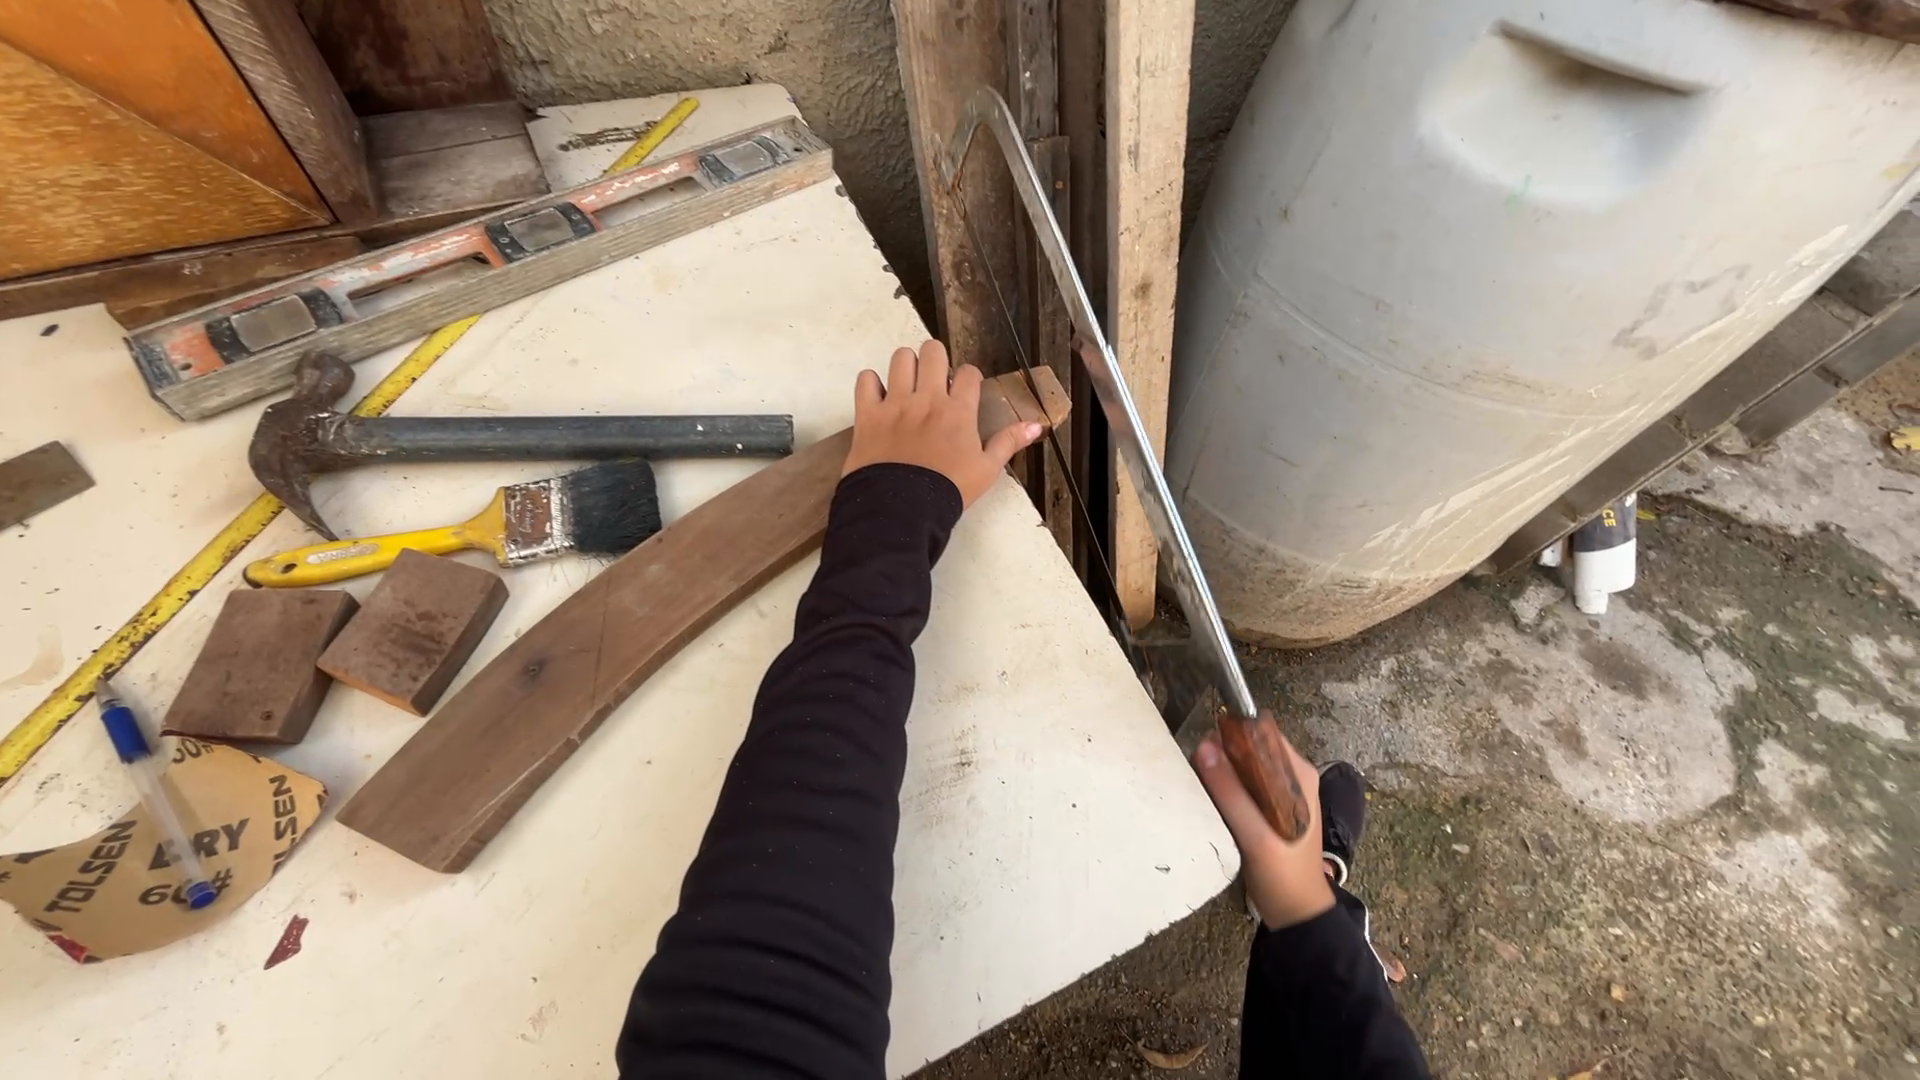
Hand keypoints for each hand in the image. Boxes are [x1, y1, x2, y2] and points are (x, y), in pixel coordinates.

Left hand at [842, 340, 1042, 506]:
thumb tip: (1036, 425)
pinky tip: (879, 396)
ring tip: (907, 384)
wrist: (903, 509)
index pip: (969, 373)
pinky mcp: (868, 414)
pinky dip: (871, 383)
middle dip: (936, 360)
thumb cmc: (949, 490)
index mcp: (959, 410)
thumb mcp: (987, 470)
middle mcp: (927, 399)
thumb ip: (1008, 442)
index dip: (968, 378)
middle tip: (934, 379)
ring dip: (906, 366)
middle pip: (933, 352)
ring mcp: (896, 404)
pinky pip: (866, 380)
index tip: (964, 390)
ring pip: (900, 358)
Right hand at [1193, 730, 1334, 929]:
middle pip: (1249, 744)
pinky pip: (1240, 781)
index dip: (1232, 733)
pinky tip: (1213, 801)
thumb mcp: (1254, 834)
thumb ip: (1230, 792)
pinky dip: (1224, 785)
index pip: (1261, 731)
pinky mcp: (1267, 804)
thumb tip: (1203, 747)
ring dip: (1220, 770)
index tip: (1208, 750)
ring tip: (1205, 789)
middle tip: (1202, 774)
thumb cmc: (1282, 873)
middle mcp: (1291, 774)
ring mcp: (1280, 789)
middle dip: (1222, 753)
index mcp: (1298, 773)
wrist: (1295, 912)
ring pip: (1241, 763)